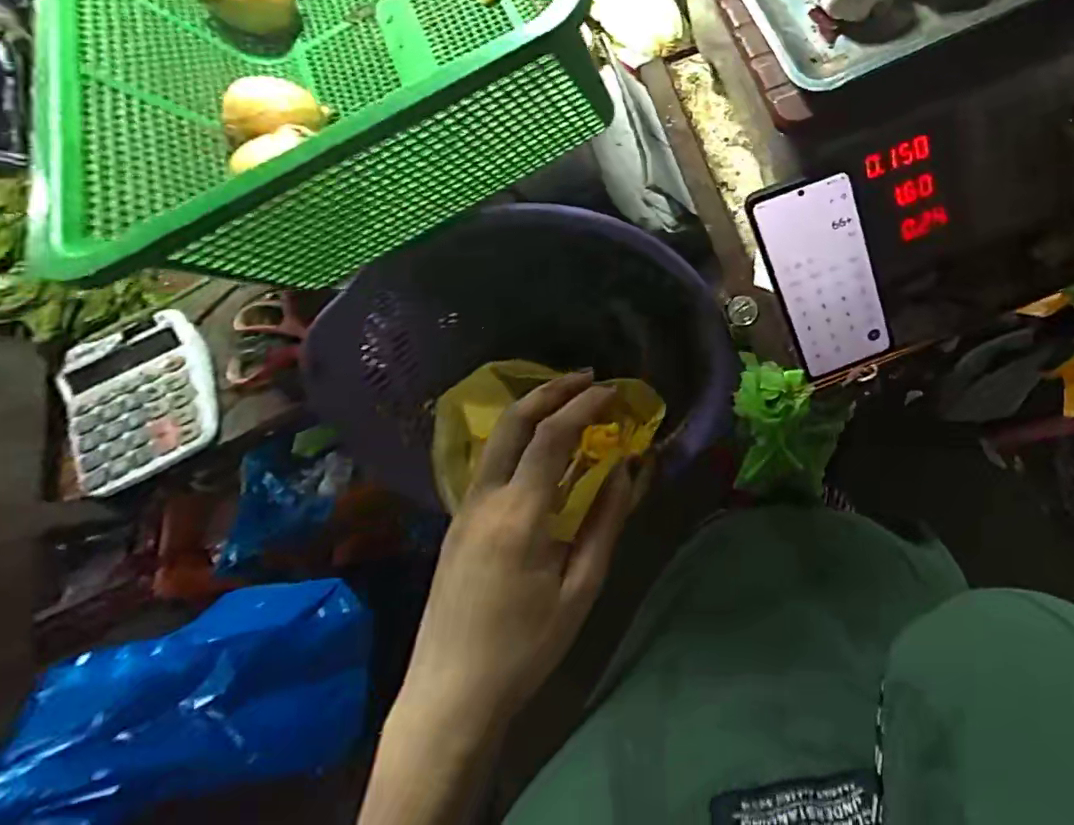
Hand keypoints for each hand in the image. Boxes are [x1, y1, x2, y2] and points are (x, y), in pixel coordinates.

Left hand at [401, 373, 636, 726]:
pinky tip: (540, 449)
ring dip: (531, 410)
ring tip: (567, 401)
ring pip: (495, 439)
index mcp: (519, 515)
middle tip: (587, 377)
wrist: (449, 695)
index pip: (552, 437)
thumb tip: (623, 468)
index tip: (612, 390)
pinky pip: (489, 463)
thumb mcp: (580, 589)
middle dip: (550, 390)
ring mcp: (464, 510)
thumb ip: (605, 522)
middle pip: (513, 422)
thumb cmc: (525, 648)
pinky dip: (518, 439)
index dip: (584, 406)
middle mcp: (484, 499)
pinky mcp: (456, 524)